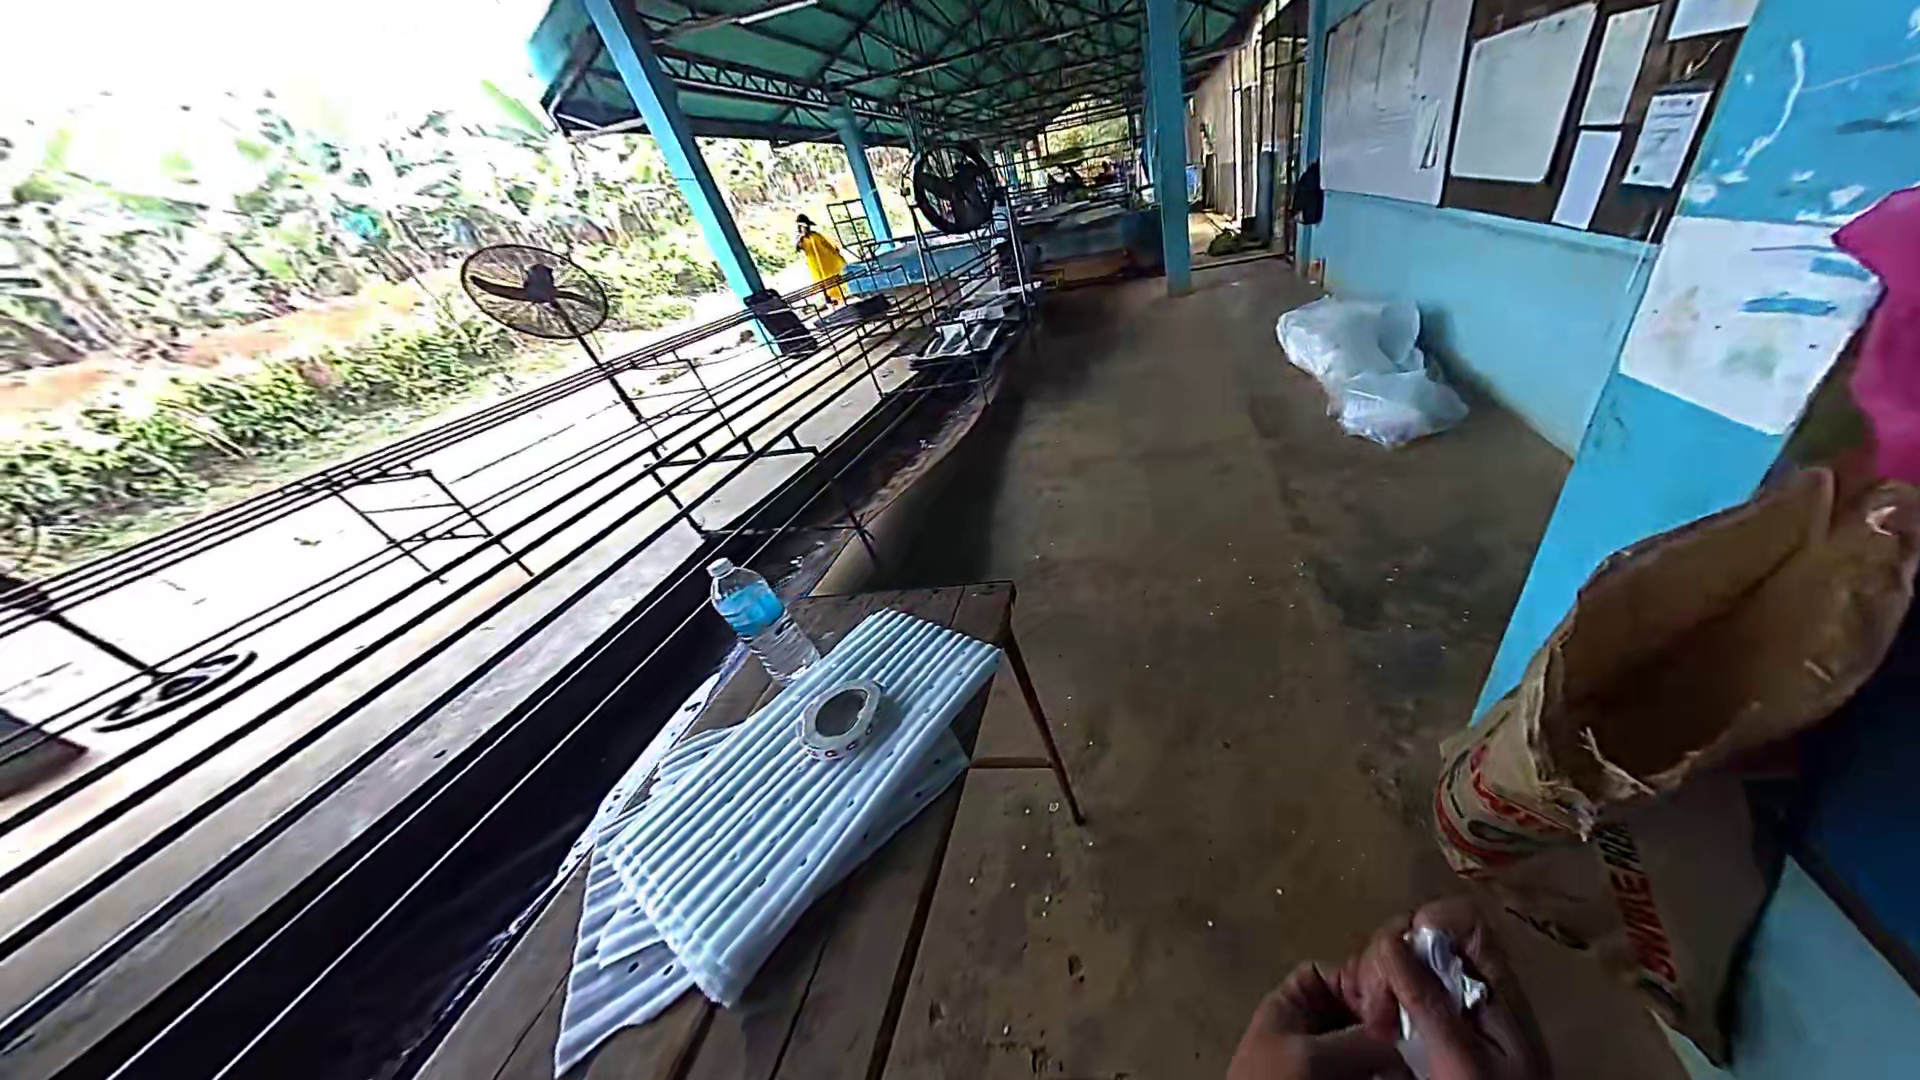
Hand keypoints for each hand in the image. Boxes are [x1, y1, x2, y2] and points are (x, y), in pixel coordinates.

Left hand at [1227, 961, 1407, 1079]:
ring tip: (1410, 1068)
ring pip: (1362, 1050)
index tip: (1390, 997)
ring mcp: (1322, 1065)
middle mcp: (1306, 1031)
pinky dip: (1381, 1077)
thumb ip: (1353, 1042)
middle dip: (1379, 1025)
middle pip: (1348, 1014)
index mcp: (1287, 1007)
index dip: (1352, 980)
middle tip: (1412, 1040)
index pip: (1321, 976)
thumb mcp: (1309, 1056)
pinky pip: (1365, 1076)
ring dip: (1386, 1058)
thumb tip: (1395, 1042)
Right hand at [1367, 899, 1550, 1079]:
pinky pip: (1384, 970)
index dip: (1425, 921)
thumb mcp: (1462, 1061)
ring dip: (1370, 972)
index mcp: (1493, 986)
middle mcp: (1467, 979)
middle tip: (1375, 1003)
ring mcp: (1442, 992)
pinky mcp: (1421, 1007)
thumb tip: (1392, 939)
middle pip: (1415, 929)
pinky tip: (1366, 1012)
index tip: (1397, 952)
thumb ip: (1430, 1001)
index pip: (1462, 919)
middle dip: (1383, 956)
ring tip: (1370, 1014)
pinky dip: (1367, 983)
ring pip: (1393, 947)